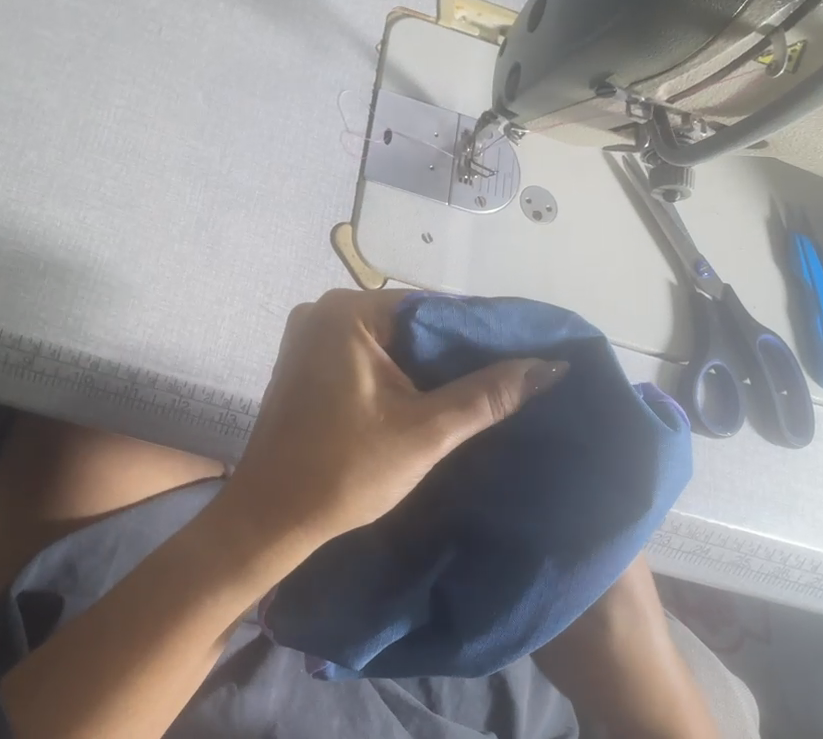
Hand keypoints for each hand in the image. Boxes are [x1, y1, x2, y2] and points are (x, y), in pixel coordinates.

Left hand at [215, 288, 567, 550]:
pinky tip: (429, 397)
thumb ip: (488, 394)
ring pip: (389, 342)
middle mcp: (323, 310)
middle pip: (410, 323)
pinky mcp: (305, 362)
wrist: (271, 514)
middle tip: (512, 378)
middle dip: (455, 352)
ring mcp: (309, 336)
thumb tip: (551, 366)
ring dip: (427, 366)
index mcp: (347, 311)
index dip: (482, 333)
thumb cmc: (345, 470)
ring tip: (481, 390)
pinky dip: (396, 374)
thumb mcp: (426, 431)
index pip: (433, 308)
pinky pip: (364, 356)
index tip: (529, 354)